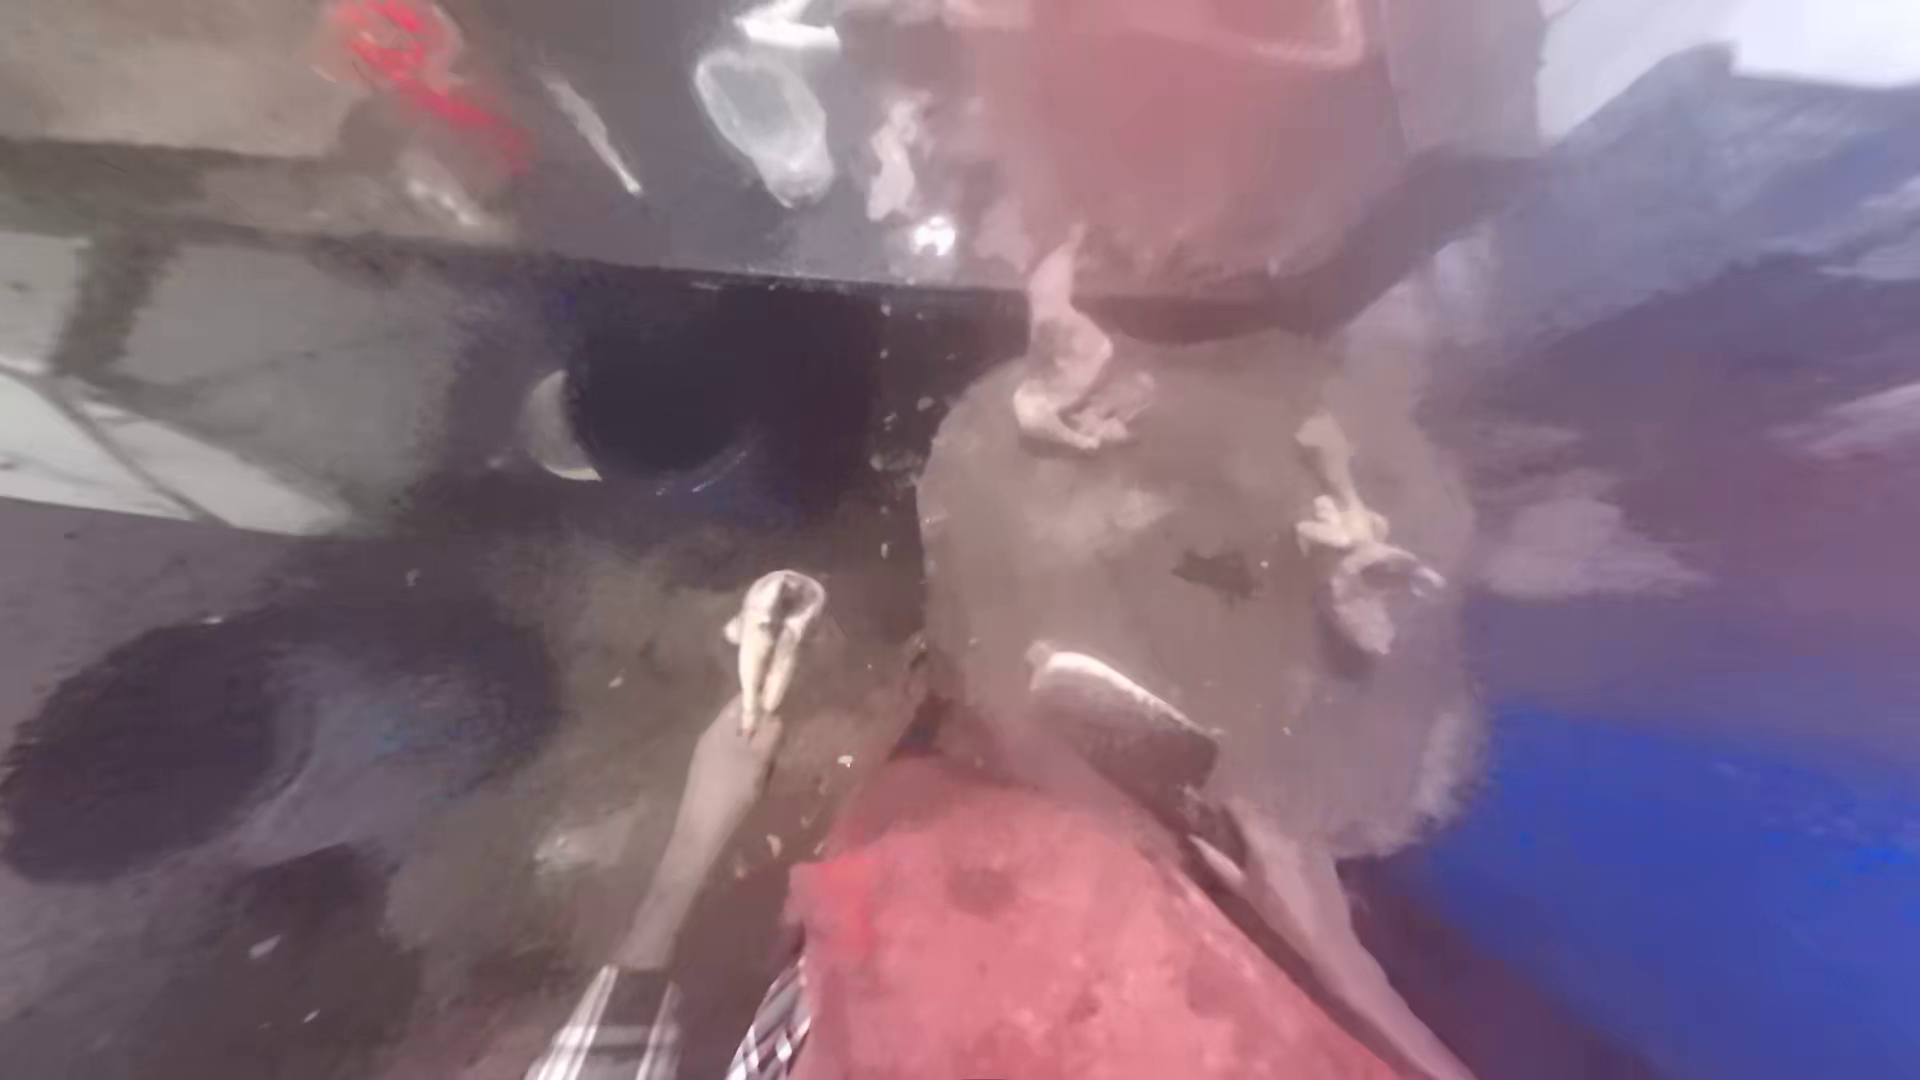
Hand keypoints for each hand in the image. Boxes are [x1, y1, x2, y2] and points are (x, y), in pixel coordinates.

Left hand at [681, 697, 783, 845]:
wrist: (702, 836)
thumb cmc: (732, 791)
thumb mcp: (759, 758)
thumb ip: (771, 731)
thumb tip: (777, 715)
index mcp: (719, 727)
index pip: (744, 698)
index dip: (765, 699)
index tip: (784, 710)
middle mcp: (711, 737)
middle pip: (745, 721)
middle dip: (765, 732)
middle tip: (776, 751)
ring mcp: (708, 757)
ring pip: (743, 743)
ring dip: (759, 753)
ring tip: (765, 774)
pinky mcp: (710, 775)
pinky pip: (736, 759)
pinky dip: (750, 767)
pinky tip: (754, 786)